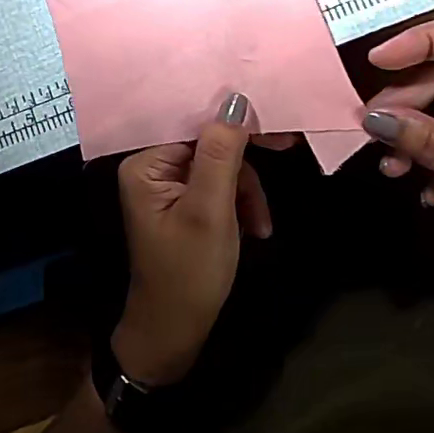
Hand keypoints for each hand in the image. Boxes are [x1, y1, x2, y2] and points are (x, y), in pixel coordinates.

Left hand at [111, 92, 268, 385]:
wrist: (175, 332)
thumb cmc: (189, 273)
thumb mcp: (211, 211)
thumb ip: (222, 153)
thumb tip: (235, 100)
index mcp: (146, 164)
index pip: (194, 122)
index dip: (236, 119)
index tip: (277, 121)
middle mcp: (152, 167)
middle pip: (209, 141)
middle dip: (245, 160)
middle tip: (287, 148)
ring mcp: (168, 185)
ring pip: (220, 164)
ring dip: (246, 190)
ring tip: (259, 224)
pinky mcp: (183, 201)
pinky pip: (218, 185)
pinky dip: (240, 203)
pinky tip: (254, 228)